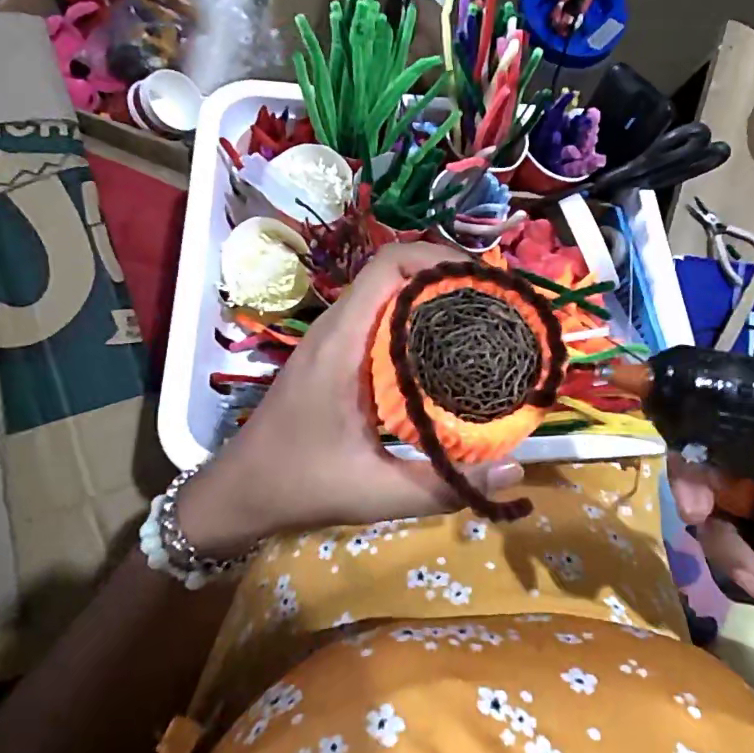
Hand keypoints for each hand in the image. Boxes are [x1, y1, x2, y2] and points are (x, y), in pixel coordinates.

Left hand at [178, 243, 523, 550]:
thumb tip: (516, 473)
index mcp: (343, 343)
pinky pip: (380, 316)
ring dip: (431, 295)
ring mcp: (333, 339)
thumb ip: (444, 486)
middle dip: (447, 276)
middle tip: (496, 303)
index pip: (389, 266)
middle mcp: (338, 328)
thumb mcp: (375, 493)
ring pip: (388, 292)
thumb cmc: (299, 486)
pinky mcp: (335, 354)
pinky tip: (443, 350)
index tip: (485, 282)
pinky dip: (415, 318)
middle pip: (395, 271)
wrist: (238, 493)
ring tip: (480, 319)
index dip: (439, 259)